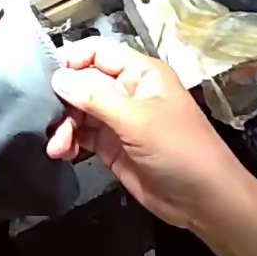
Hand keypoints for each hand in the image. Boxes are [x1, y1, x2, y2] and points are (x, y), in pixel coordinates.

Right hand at [46, 38, 256, 230]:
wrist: (206, 202)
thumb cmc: (181, 151)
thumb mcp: (137, 120)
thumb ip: (94, 97)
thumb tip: (58, 78)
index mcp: (139, 73)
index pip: (96, 52)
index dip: (72, 61)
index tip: (50, 80)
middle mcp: (125, 91)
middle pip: (81, 82)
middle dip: (63, 100)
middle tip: (50, 119)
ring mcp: (117, 118)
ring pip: (76, 111)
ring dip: (62, 125)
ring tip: (57, 146)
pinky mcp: (110, 145)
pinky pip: (80, 135)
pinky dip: (68, 141)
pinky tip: (62, 152)